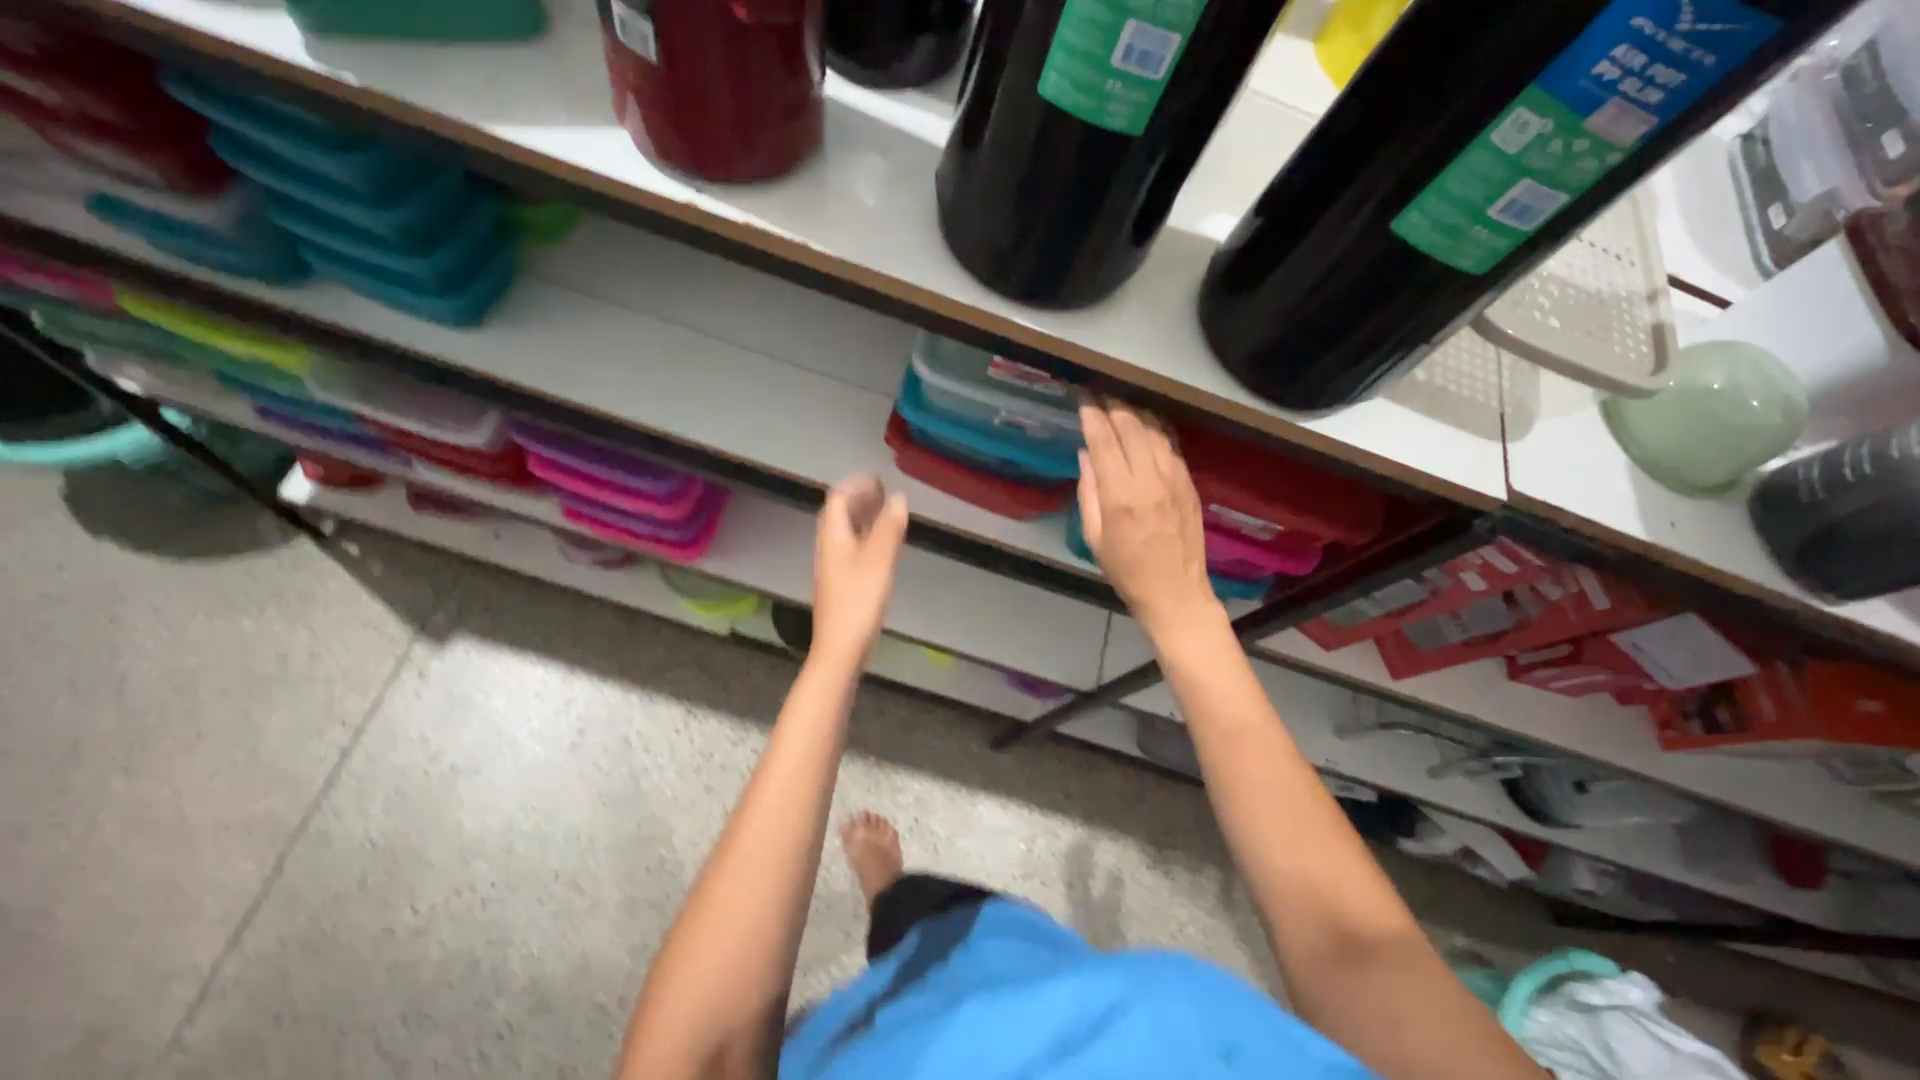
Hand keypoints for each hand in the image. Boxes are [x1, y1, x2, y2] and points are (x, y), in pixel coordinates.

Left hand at [812, 474, 908, 665]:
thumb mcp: (879, 562)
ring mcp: (832, 568)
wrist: (840, 648)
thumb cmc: (858, 602)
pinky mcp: (839, 585)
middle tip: (882, 492)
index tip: (878, 479)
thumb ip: (889, 529)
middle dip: (858, 499)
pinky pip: (849, 549)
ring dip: (861, 518)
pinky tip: (879, 548)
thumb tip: (898, 498)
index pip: (838, 500)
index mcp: (833, 538)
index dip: (856, 486)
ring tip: (884, 513)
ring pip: (843, 533)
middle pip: (838, 515)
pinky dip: (864, 537)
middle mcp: (828, 549)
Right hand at [1078, 397, 1220, 636]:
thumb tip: (1086, 454)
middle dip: (1113, 406)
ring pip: (1154, 431)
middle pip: (1131, 427)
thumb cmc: (1127, 572)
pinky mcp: (1189, 484)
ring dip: (1136, 414)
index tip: (1082, 399)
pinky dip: (1156, 430)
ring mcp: (1174, 480)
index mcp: (1120, 496)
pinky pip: (1171, 446)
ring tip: (1120, 406)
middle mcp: (1149, 480)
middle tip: (1099, 396)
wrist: (1176, 593)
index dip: (1091, 415)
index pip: (1104, 440)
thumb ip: (1088, 492)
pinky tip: (1147, 427)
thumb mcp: (1094, 537)